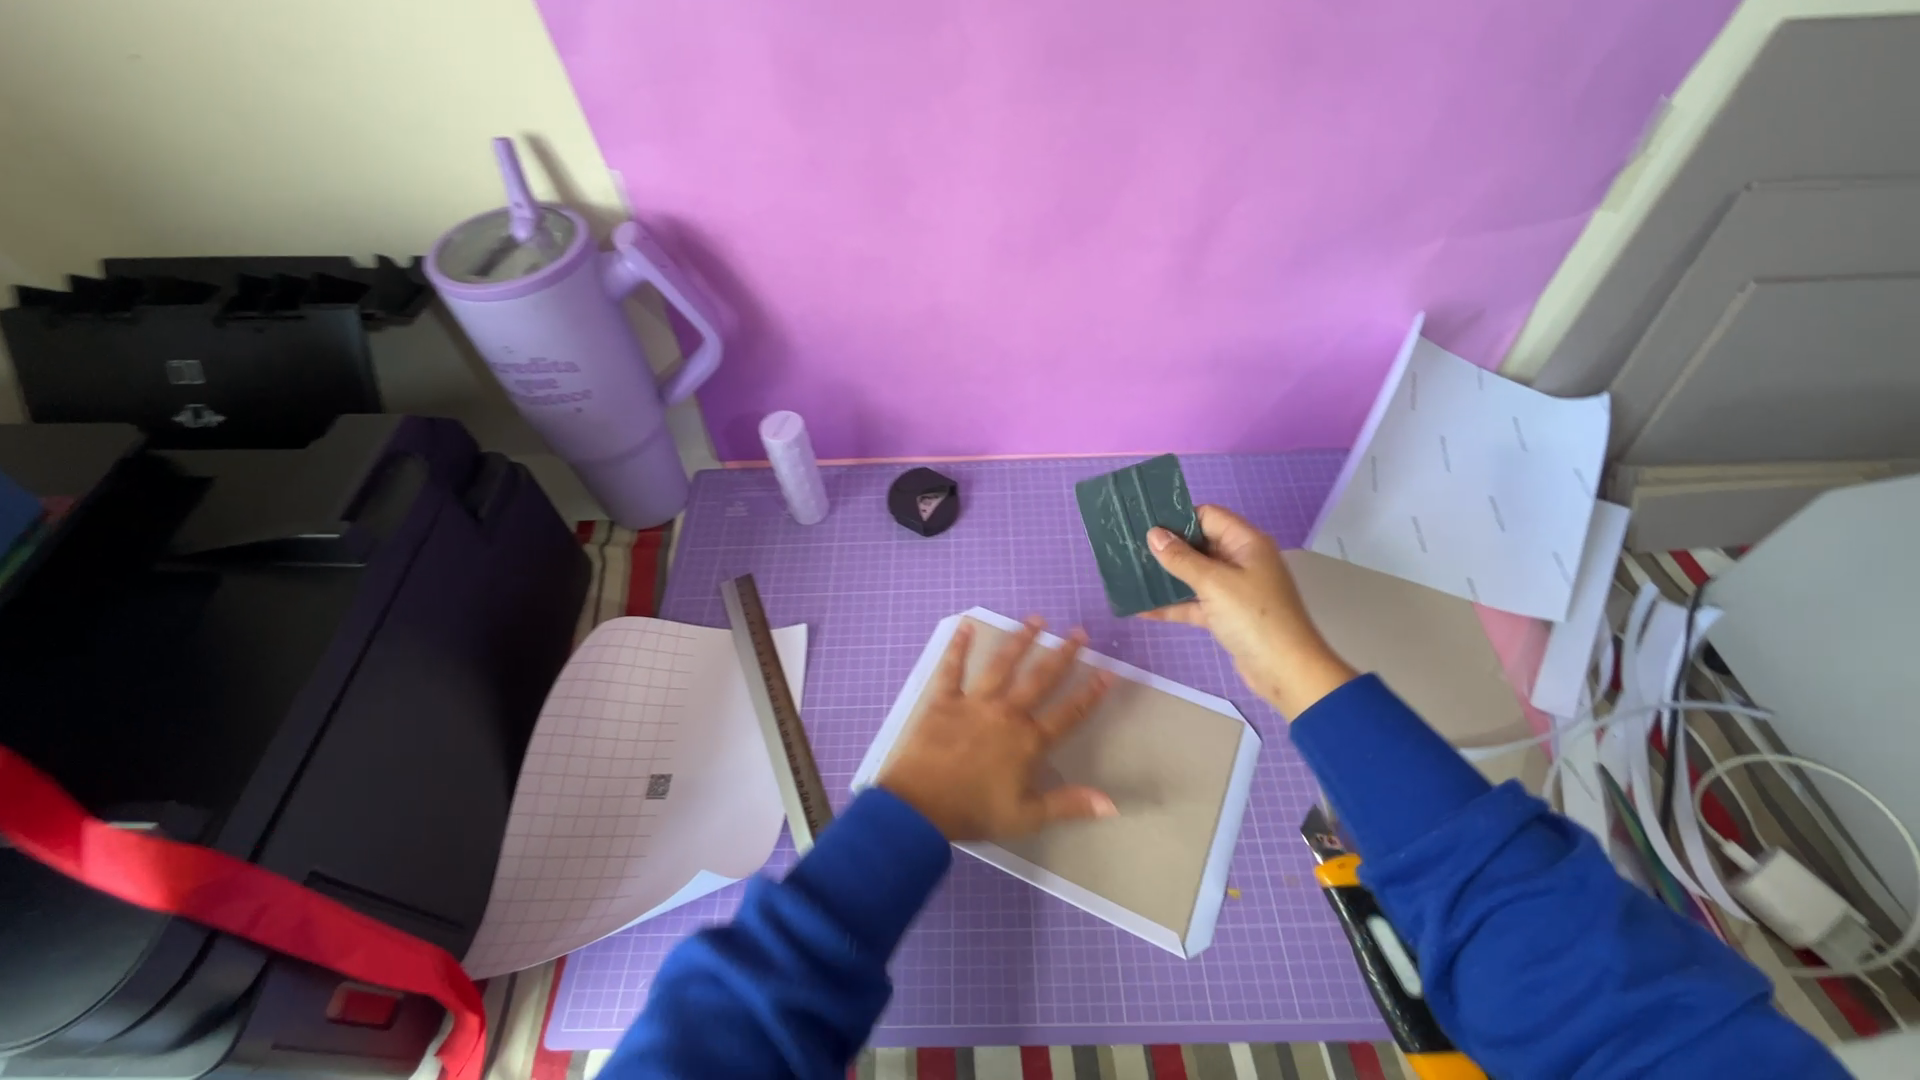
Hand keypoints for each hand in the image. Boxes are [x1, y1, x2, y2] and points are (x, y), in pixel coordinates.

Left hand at [878, 618, 1118, 841]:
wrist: (921, 806)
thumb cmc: (975, 812)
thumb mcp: (1027, 816)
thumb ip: (1069, 804)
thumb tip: (1112, 804)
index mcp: (1029, 741)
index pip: (1068, 713)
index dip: (1090, 693)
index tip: (1107, 672)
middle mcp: (1006, 713)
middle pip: (1040, 679)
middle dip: (1062, 655)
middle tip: (1078, 633)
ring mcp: (975, 703)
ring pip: (1002, 664)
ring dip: (1021, 640)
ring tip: (1037, 620)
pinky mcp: (944, 701)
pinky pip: (952, 668)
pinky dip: (959, 646)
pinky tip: (966, 625)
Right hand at [1141, 505, 1356, 717]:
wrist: (1285, 670)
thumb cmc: (1253, 617)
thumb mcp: (1214, 583)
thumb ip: (1181, 558)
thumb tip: (1154, 534)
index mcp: (1246, 543)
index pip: (1209, 516)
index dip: (1179, 517)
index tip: (1146, 522)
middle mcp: (1241, 561)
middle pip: (1200, 544)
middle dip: (1168, 547)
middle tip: (1130, 547)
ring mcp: (1234, 589)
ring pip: (1195, 575)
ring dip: (1167, 576)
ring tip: (1131, 573)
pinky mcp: (1226, 615)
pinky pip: (1195, 603)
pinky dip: (1173, 605)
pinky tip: (1143, 608)